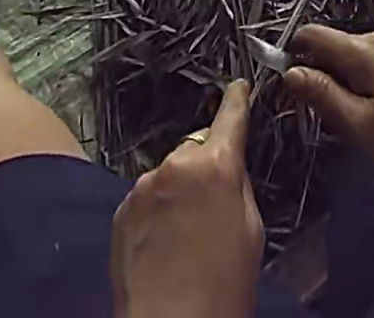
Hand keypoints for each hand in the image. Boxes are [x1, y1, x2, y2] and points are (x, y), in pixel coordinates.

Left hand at [110, 80, 262, 317]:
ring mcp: (144, 186)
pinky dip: (156, 208)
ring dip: (178, 188)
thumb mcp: (251, 229)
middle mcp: (177, 164)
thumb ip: (237, 185)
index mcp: (216, 165)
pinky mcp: (122, 209)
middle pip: (196, 148)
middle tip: (211, 202)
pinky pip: (147, 195)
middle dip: (204, 163)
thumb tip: (227, 169)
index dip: (236, 99)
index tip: (238, 86)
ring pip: (170, 172)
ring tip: (184, 232)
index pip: (229, 117)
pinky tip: (161, 243)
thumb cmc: (225, 287)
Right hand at [283, 25, 373, 183]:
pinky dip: (349, 84)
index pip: (312, 34)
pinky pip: (357, 64)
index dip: (291, 53)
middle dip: (312, 73)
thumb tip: (288, 72)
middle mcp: (373, 40)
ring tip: (340, 118)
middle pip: (326, 45)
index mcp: (362, 50)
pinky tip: (360, 113)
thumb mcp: (360, 124)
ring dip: (332, 82)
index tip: (282, 84)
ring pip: (341, 57)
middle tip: (315, 113)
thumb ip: (322, 95)